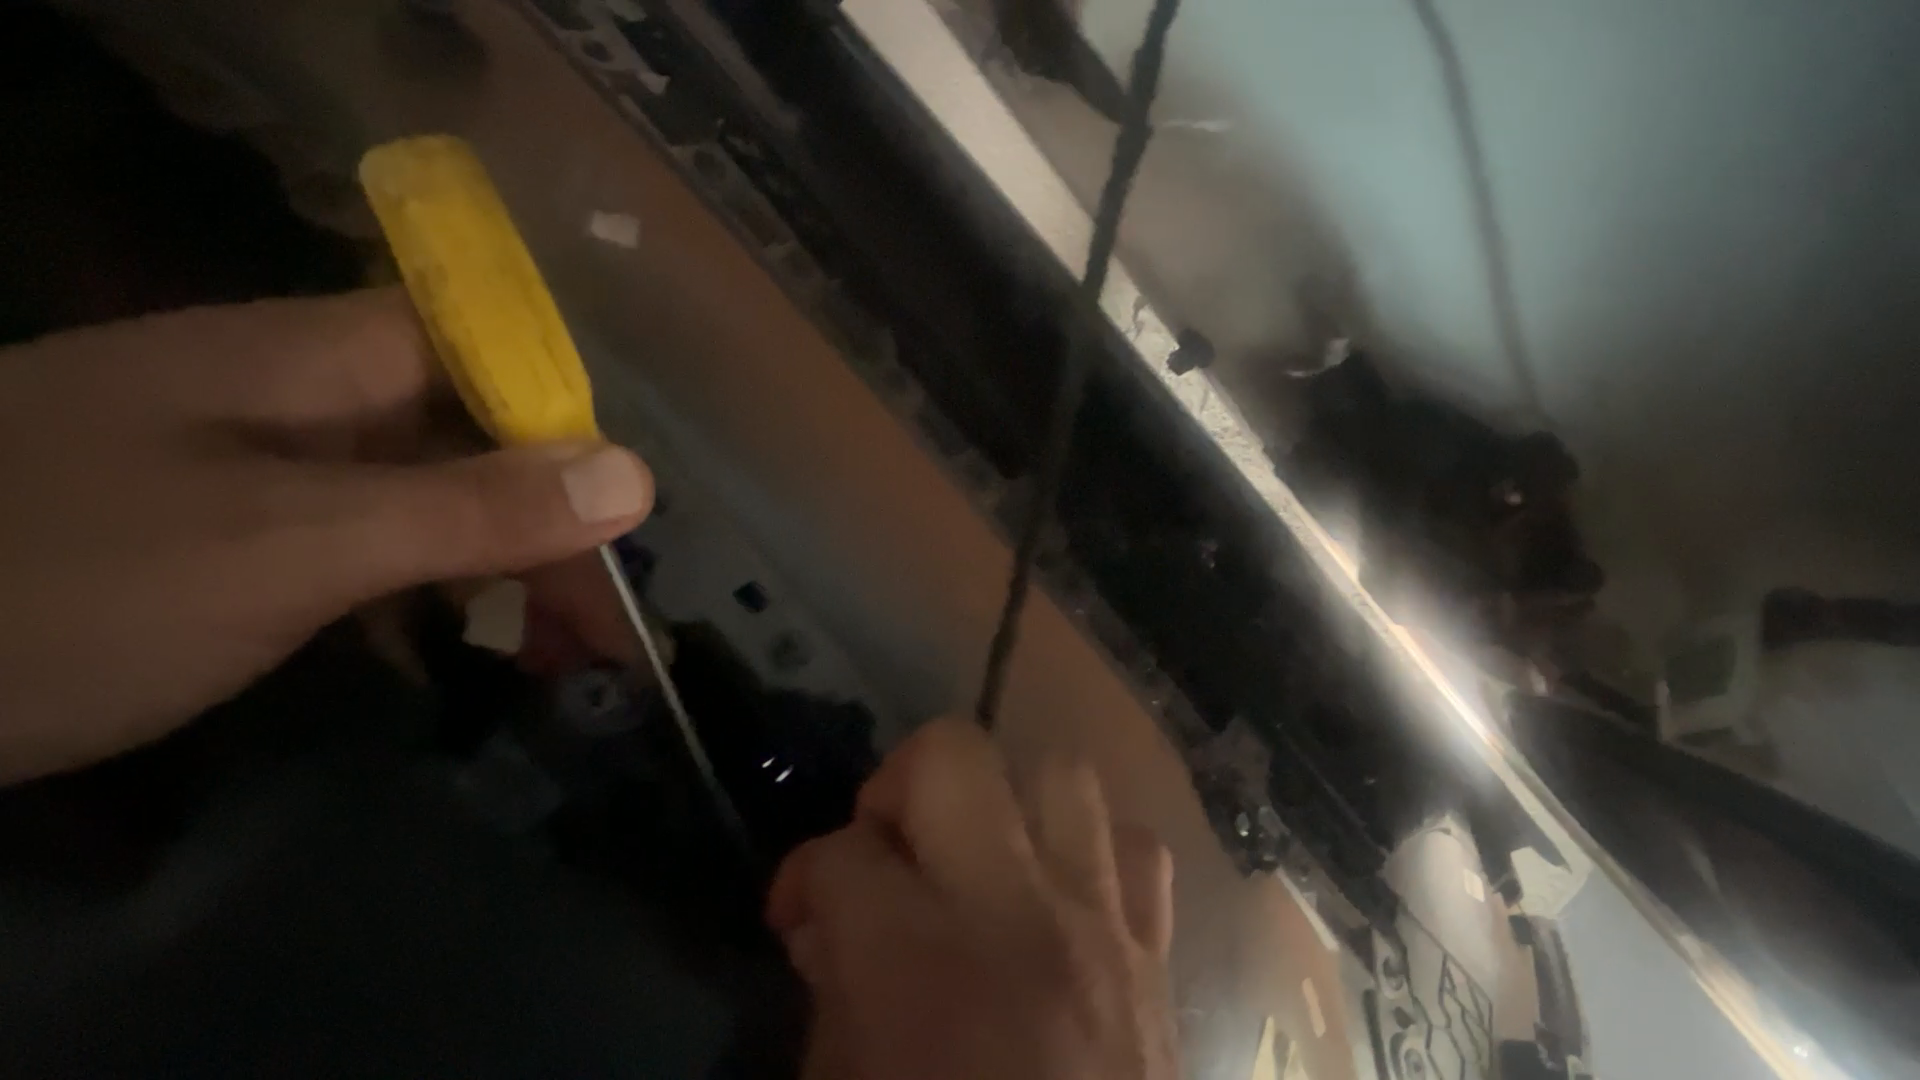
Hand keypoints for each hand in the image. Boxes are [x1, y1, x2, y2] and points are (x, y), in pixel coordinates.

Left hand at [0, 289, 652, 783]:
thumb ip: (471, 509)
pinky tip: (461, 648)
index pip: (494, 356)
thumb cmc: (54, 582)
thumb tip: (638, 479)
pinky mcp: (238, 537)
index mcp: (320, 360)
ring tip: (567, 654)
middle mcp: (307, 398)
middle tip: (608, 632)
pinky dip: (434, 596)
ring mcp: (270, 470)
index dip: (570, 428)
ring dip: (505, 568)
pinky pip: (375, 548)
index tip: (621, 526)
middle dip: (552, 525)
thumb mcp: (290, 546)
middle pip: (475, 437)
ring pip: (433, 499)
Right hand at [767, 718, 1179, 1079]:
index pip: (842, 856)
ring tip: (973, 861)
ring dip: (1003, 802)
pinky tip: (1058, 897)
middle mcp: (1019, 916)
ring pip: (1060, 776)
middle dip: (898, 786)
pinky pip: (1137, 855)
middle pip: (954, 757)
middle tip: (885, 854)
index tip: (799, 914)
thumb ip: (832, 1004)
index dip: (803, 876)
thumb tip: (832, 929)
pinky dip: (1091, 854)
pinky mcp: (1155, 960)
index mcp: (922, 967)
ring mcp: (1101, 928)